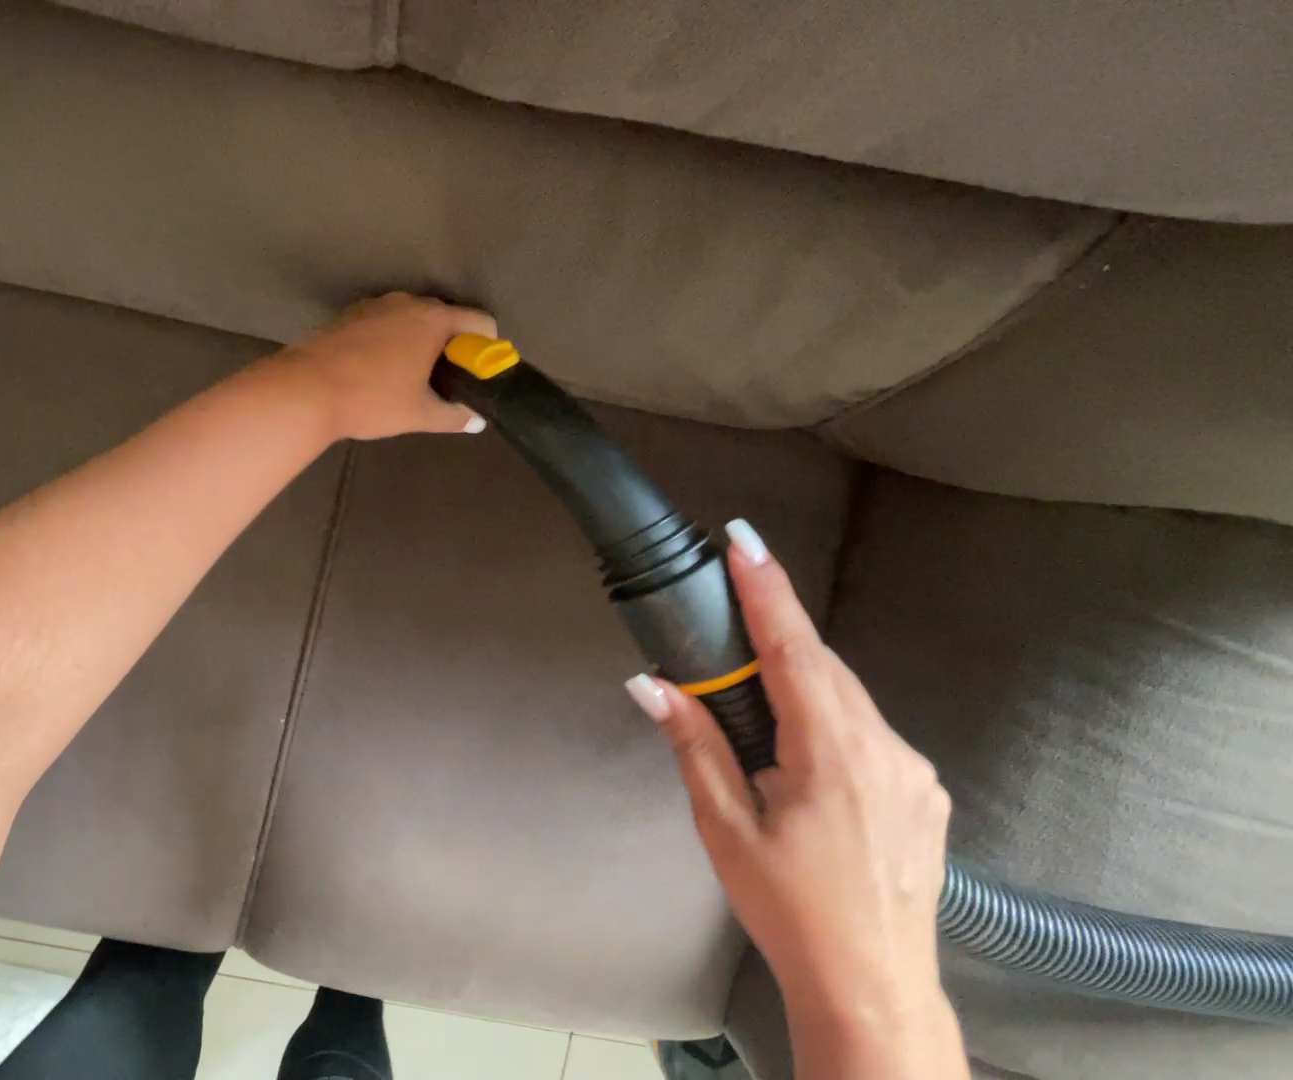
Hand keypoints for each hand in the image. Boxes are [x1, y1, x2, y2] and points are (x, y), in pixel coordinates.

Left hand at [277, 292, 494, 440]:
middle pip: (445, 317)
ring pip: (410, 319)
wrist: (305, 389)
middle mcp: (407, 302)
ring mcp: (374, 305)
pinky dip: (389, 340)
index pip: (480, 321)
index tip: (476, 374)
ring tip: (409, 377)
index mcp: (434, 319)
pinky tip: (377, 370)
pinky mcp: (348, 315)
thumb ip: (454, 416)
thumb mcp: (419, 414)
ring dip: (417, 341)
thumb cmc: (371, 399)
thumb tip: (476, 419)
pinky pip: (382, 323)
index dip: (486, 348)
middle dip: (451, 346)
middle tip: (444, 381)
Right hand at [625, 520, 961, 1073]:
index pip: (794, 651)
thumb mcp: (723, 826)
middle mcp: (886, 750)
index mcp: (832, 755)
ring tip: (753, 697)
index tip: (745, 541)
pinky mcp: (925, 792)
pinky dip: (828, 716)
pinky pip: (868, 729)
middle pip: (823, 666)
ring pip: (848, 698)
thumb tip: (648, 685)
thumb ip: (693, 745)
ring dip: (800, 679)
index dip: (766, 592)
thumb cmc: (787, 907)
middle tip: (729, 617)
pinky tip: (799, 748)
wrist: (873, 987)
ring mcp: (914, 771)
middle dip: (776, 634)